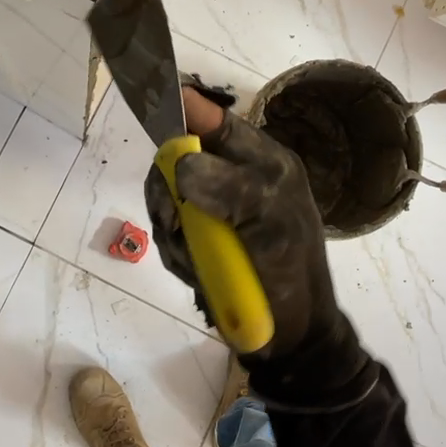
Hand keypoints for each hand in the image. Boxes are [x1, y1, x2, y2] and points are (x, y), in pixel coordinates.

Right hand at [143, 87, 340, 365]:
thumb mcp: (272, 224)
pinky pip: (167, 234)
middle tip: (173, 218)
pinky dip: (176, 254)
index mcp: (261, 161)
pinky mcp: (197, 240)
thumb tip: (180, 165)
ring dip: (173, 230)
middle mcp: (233, 178)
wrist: (291, 336)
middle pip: (176, 159)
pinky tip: (197, 271)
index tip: (153, 109)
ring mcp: (212, 210)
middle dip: (168, 189)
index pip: (214, 121)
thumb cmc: (292, 272)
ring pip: (165, 198)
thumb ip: (230, 188)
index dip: (183, 111)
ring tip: (197, 257)